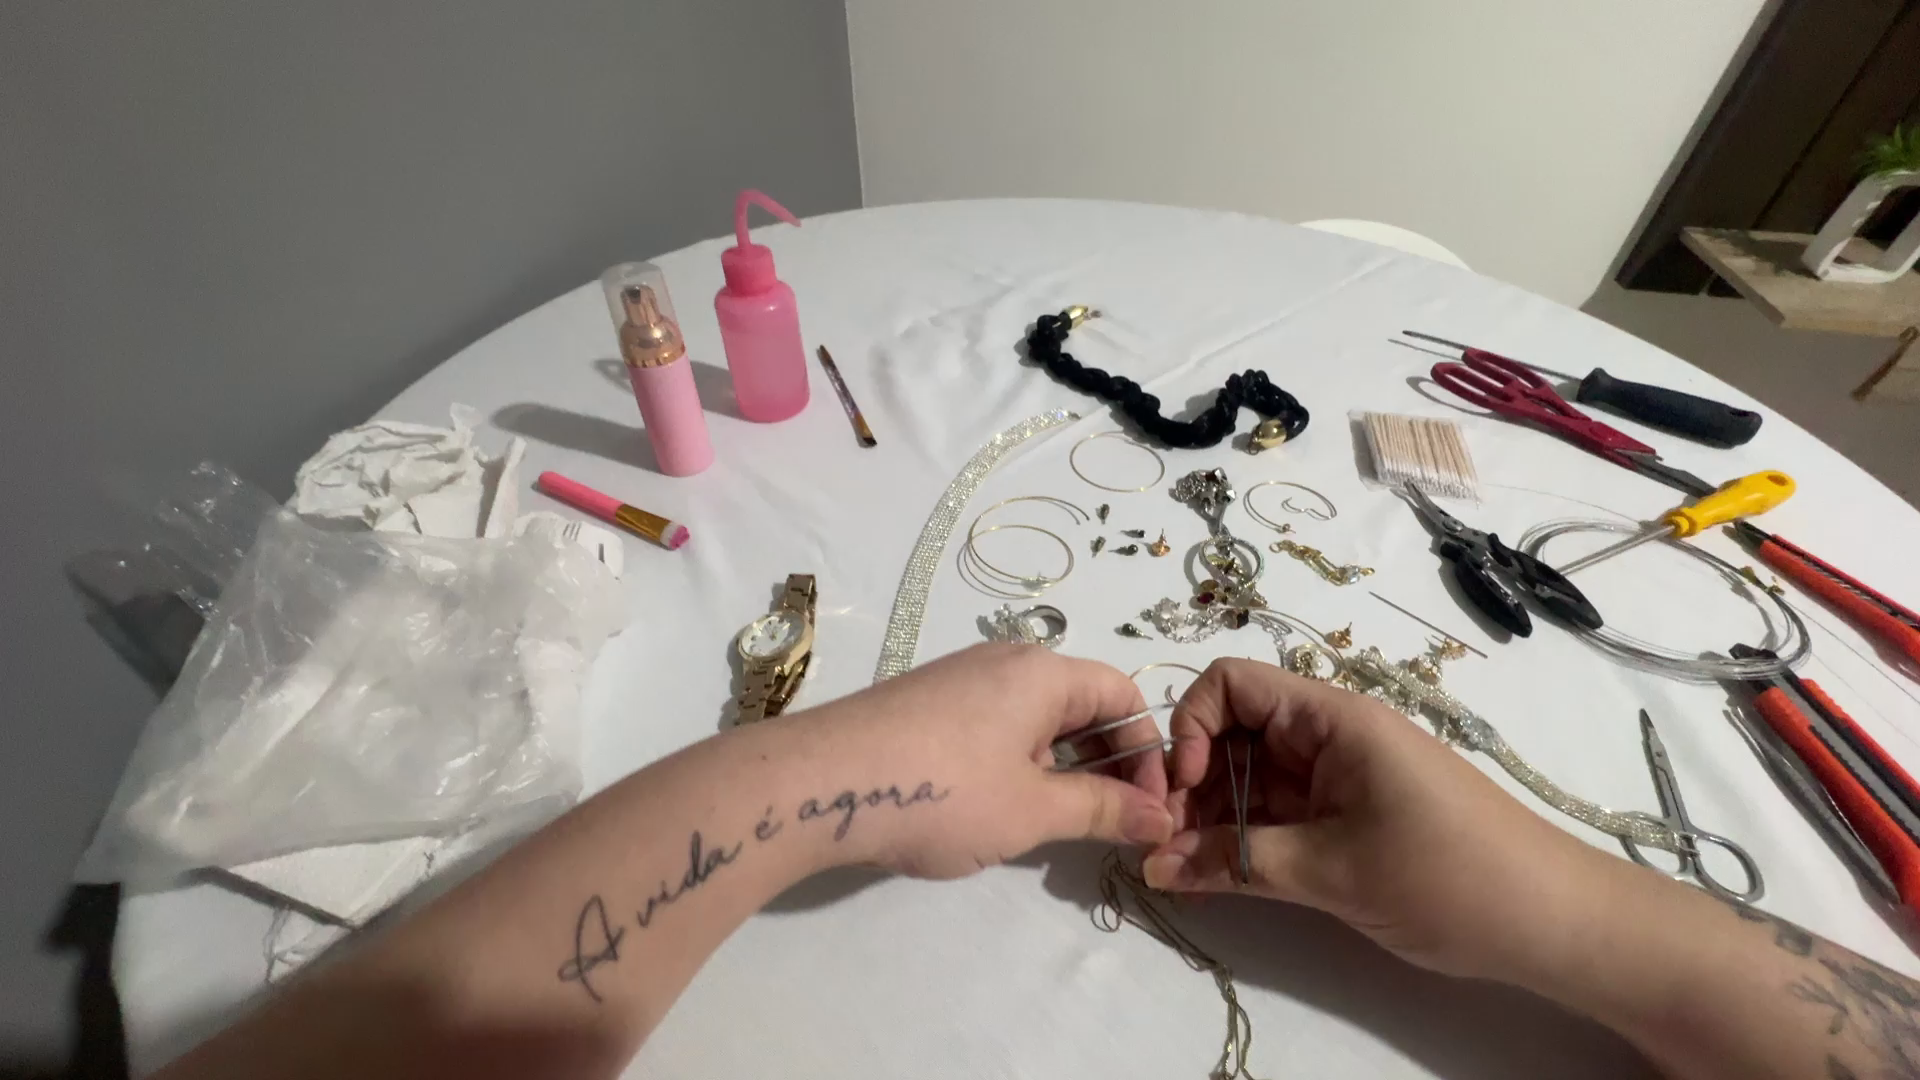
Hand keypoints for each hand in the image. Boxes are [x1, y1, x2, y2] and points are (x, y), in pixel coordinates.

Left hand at [789, 644, 1174, 879]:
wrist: (821, 781)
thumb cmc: (943, 791)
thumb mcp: (1032, 809)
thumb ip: (1102, 809)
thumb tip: (1162, 816)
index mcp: (1042, 671)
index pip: (1120, 694)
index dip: (1146, 750)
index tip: (1149, 809)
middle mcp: (1003, 661)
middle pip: (1078, 702)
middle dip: (1104, 760)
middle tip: (1107, 821)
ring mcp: (960, 678)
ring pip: (1034, 716)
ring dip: (1058, 764)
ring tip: (1051, 818)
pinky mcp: (928, 701)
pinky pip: (994, 721)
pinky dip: (1015, 758)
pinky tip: (994, 801)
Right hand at [1145, 658, 1607, 980]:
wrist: (1569, 932)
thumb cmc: (1454, 879)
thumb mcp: (1334, 872)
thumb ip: (1236, 864)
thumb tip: (1152, 867)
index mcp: (1330, 718)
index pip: (1232, 683)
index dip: (1193, 724)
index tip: (1186, 788)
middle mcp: (1323, 735)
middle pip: (1230, 733)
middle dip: (1191, 781)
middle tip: (1165, 842)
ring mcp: (1331, 775)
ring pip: (1246, 777)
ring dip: (1209, 817)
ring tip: (1180, 868)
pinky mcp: (1340, 813)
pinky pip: (1272, 811)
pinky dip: (1240, 838)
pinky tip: (1213, 873)